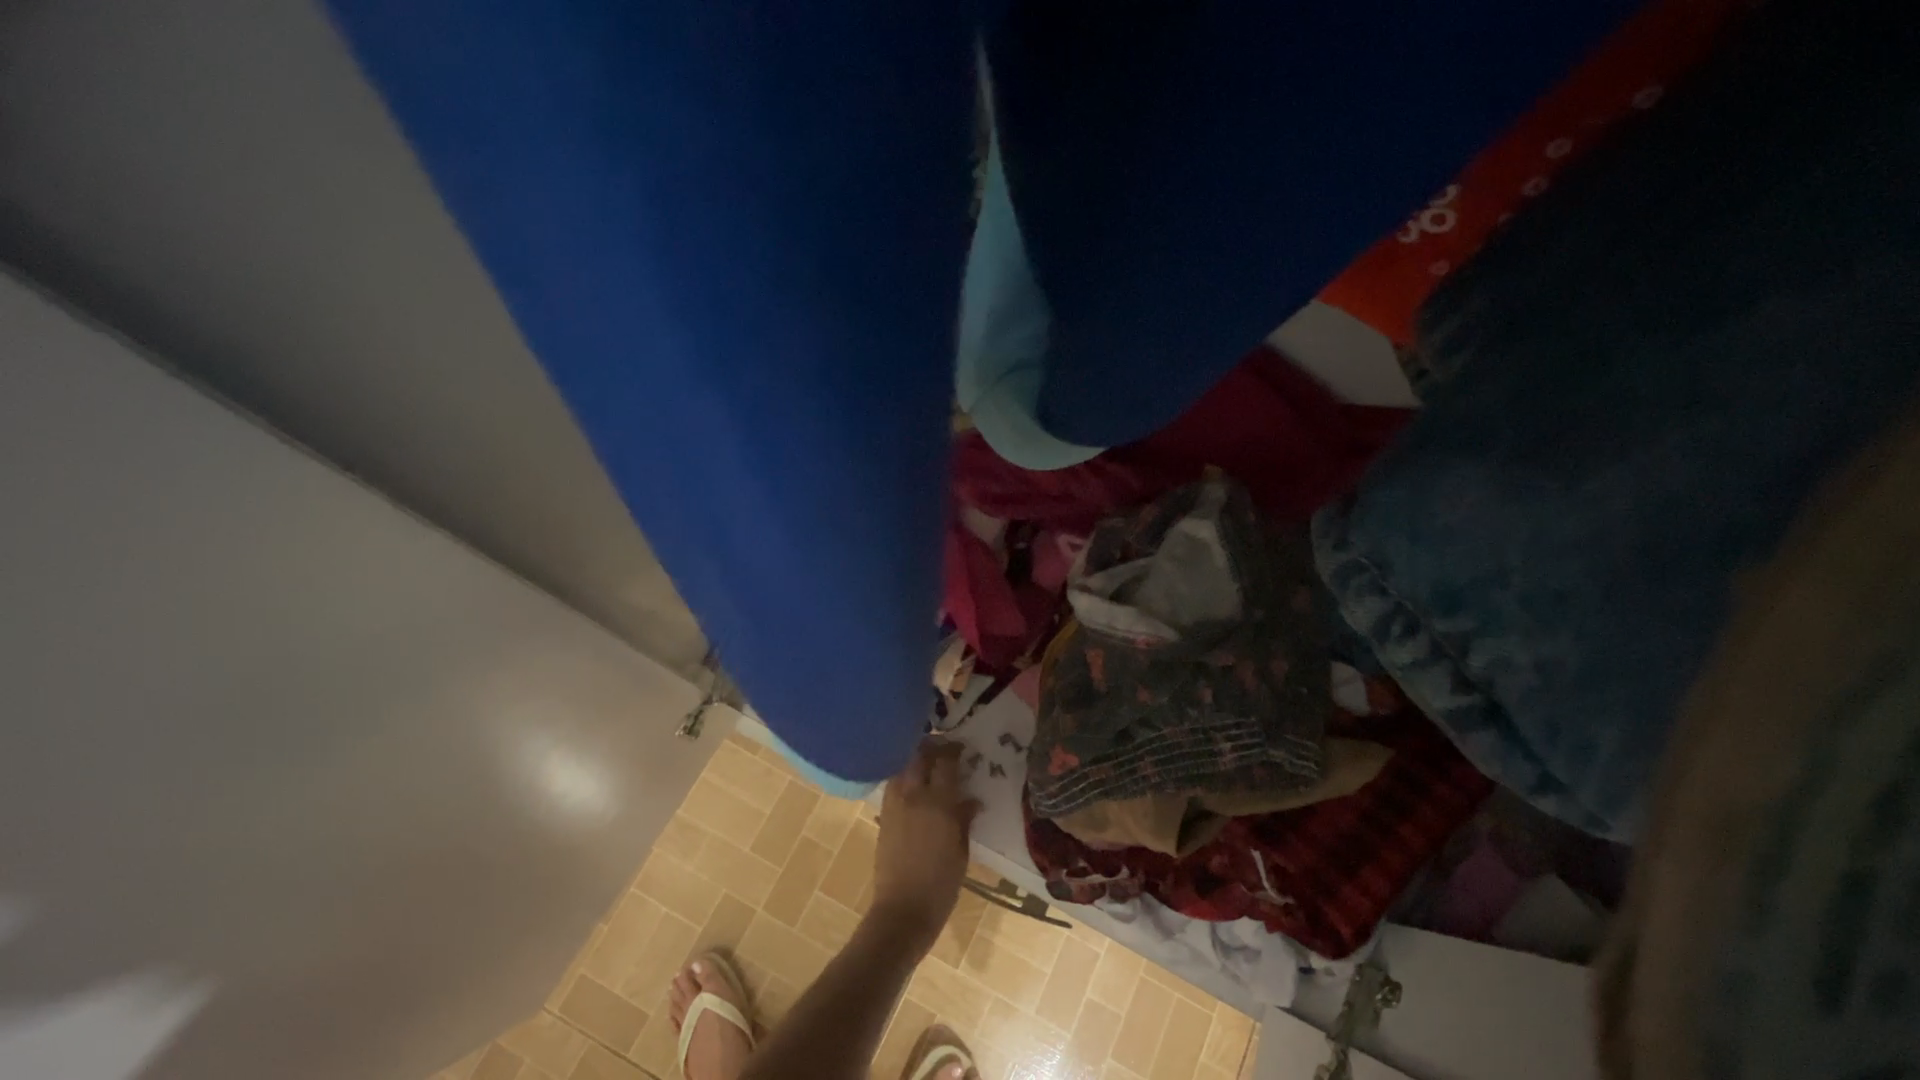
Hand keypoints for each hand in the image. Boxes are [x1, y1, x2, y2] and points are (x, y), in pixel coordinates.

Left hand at [869, 740, 980, 951]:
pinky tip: (915, 786)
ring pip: (902, 767)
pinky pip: (893, 784)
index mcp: (937, 803)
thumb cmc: (941, 884)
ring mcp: (894, 804)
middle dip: (932, 747)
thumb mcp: (961, 850)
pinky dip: (904, 776)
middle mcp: (912, 795)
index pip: (945, 761)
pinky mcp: (883, 815)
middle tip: (945, 750)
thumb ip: (964, 819)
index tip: (963, 748)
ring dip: (915, 760)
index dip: (954, 749)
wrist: (903, 909)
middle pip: (919, 756)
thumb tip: (972, 800)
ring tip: (928, 764)